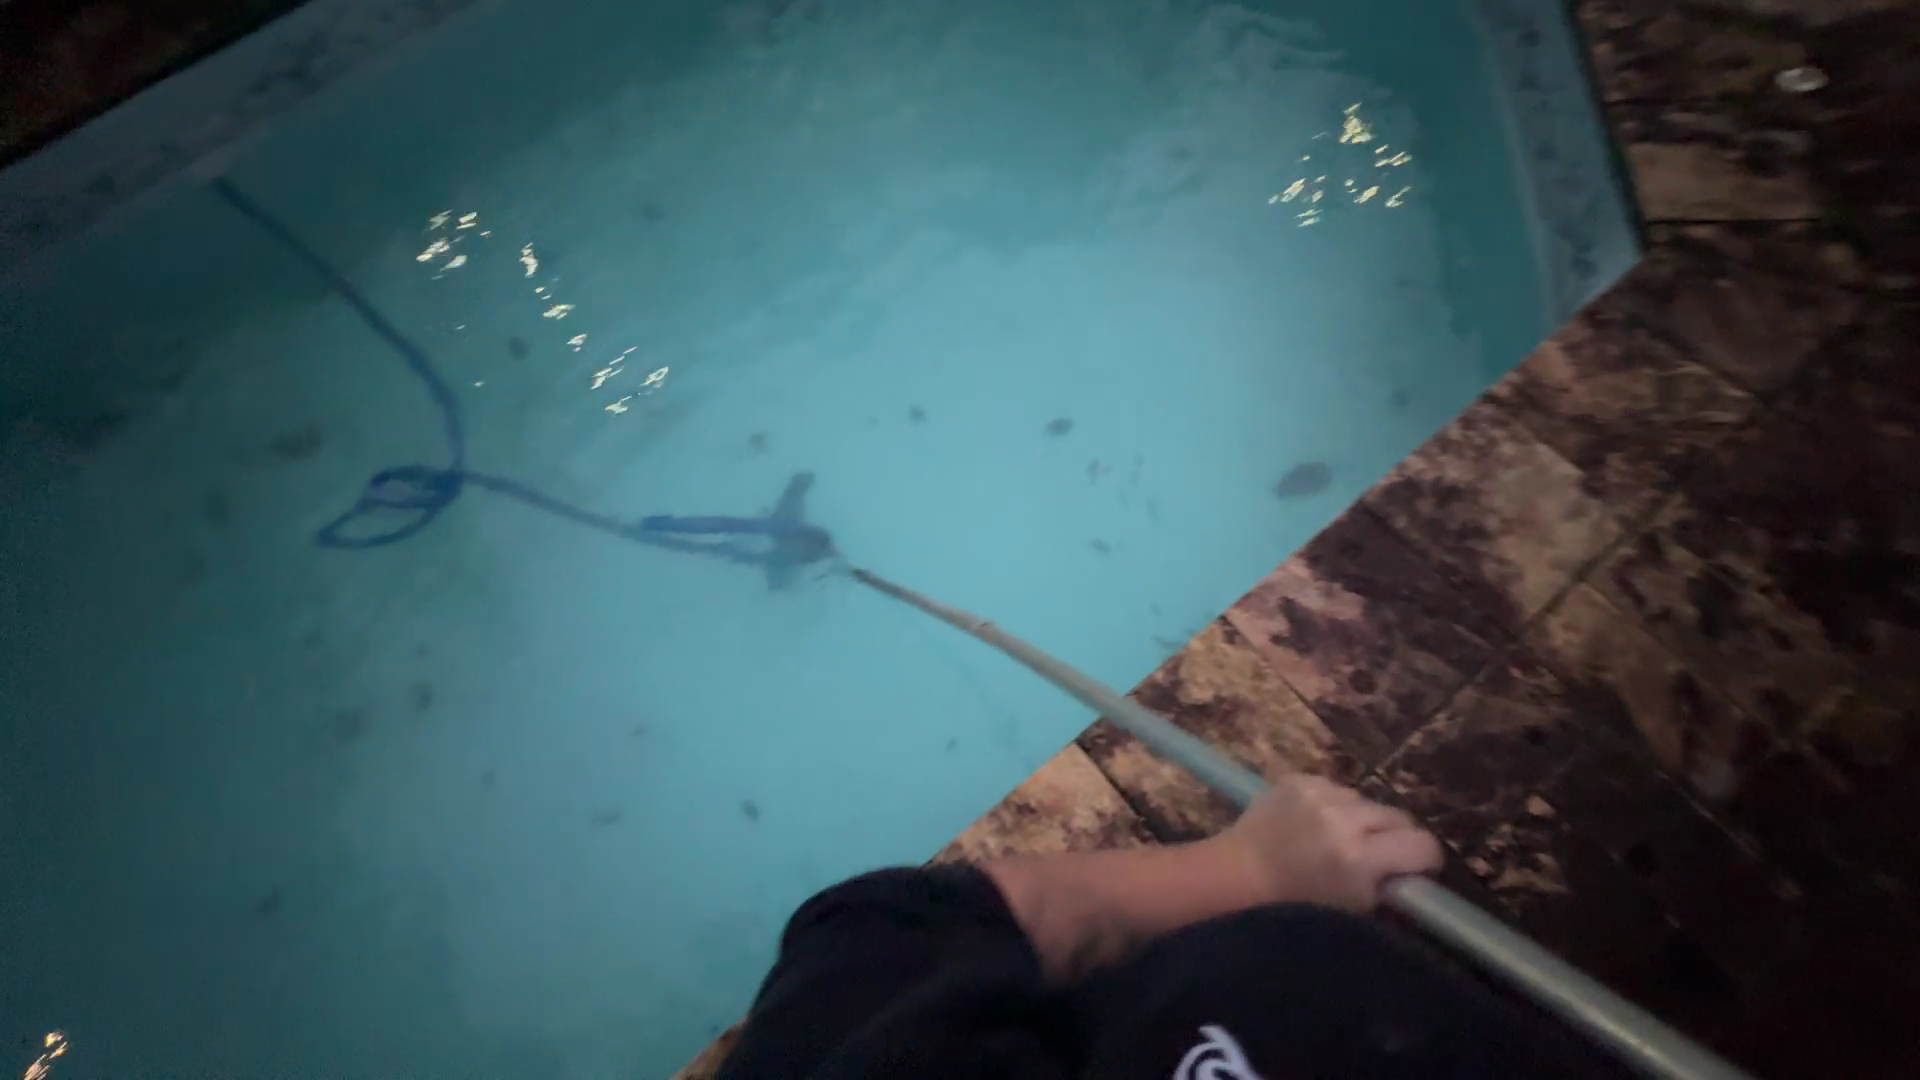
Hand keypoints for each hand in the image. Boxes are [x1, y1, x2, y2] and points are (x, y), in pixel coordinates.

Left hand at [1212, 775, 1442, 912]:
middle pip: (1397, 816)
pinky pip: (1335, 787)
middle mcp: (1340, 817)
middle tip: (1378, 855)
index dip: (1423, 860)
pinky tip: (1316, 823)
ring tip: (1340, 838)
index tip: (1414, 870)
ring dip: (1361, 818)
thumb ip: (1392, 888)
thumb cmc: (1298, 905)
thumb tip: (1418, 874)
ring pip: (1365, 800)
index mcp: (1358, 856)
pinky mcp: (1297, 778)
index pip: (1422, 844)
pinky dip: (1333, 804)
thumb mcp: (1357, 909)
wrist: (1241, 873)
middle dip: (1394, 837)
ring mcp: (1316, 793)